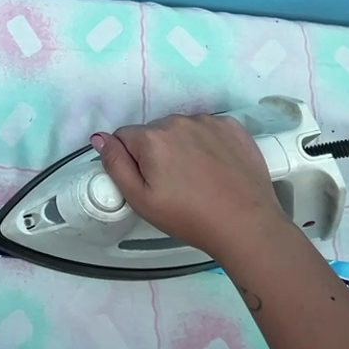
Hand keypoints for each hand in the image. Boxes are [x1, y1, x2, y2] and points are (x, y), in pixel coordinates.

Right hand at [92, 113, 291, 260]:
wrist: (248, 227)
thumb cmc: (190, 217)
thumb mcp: (141, 200)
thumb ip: (115, 165)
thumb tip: (100, 138)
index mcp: (152, 137)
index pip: (124, 137)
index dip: (132, 161)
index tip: (150, 182)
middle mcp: (178, 121)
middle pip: (153, 132)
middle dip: (157, 152)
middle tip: (175, 185)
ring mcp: (208, 122)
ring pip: (181, 129)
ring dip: (182, 146)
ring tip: (198, 178)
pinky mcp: (233, 127)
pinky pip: (208, 128)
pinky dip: (207, 142)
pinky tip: (216, 166)